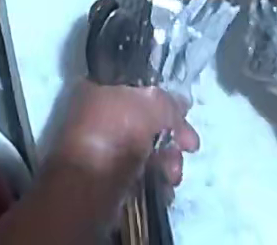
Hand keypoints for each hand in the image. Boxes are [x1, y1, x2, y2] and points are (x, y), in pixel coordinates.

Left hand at [44, 81, 197, 188]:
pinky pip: (142, 174)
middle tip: (187, 148)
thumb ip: (166, 103)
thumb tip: (181, 102)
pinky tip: (164, 188)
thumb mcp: (146, 105)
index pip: (138, 90)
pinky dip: (157, 180)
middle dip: (172, 138)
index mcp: (97, 88)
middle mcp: (99, 114)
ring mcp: (105, 146)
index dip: (164, 104)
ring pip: (147, 150)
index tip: (184, 120)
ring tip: (171, 175)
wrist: (89, 184)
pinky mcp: (111, 176)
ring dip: (168, 162)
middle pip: (147, 122)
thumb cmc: (113, 133)